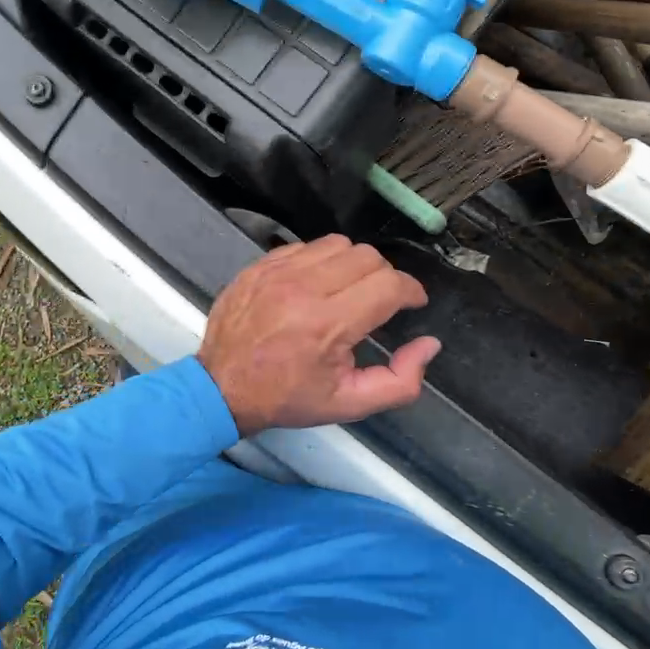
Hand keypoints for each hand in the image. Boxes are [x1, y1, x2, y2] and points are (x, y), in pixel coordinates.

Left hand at [198, 235, 439, 435]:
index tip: (412, 304)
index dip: (411, 291)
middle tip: (379, 302)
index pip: (389, 285)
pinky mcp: (259, 266)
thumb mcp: (349, 404)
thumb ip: (400, 381)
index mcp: (328, 324)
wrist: (221, 388)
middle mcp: (303, 289)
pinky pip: (304, 246)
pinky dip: (319, 261)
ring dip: (353, 264)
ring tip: (348, 291)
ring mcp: (277, 272)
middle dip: (384, 277)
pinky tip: (315, 286)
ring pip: (337, 244)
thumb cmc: (286, 398)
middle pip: (367, 257)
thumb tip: (428, 345)